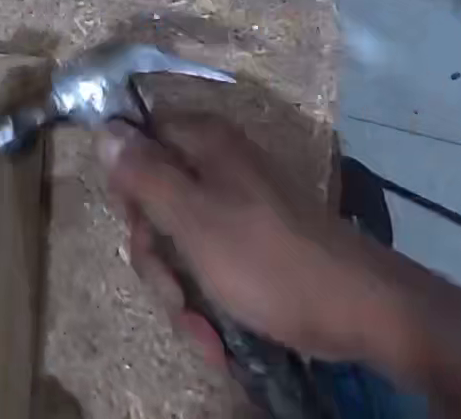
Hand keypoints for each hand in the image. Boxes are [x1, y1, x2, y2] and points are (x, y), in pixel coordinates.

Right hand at [98, 114, 402, 367]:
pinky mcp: (250, 235)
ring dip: (178, 286)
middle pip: (156, 193)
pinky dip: (204, 294)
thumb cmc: (265, 258)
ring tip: (199, 325)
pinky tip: (215, 332)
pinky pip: (207, 257)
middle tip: (170, 289)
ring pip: (178, 234)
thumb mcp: (192, 218)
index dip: (129, 183)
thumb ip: (145, 173)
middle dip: (155, 252)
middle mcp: (218, 161)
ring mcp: (236, 198)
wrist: (354, 304)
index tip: (136, 225)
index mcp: (204, 142)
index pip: (141, 139)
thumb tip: (106, 128)